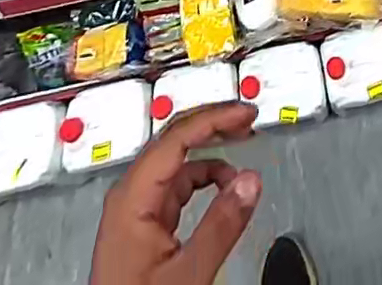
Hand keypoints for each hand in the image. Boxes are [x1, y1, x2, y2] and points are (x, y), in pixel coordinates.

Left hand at [90, 103, 262, 284]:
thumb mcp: (187, 276)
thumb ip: (221, 226)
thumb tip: (251, 180)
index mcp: (133, 195)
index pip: (177, 137)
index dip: (214, 118)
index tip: (245, 112)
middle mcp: (131, 192)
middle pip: (174, 138)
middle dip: (213, 122)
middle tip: (247, 117)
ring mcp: (136, 206)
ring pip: (176, 159)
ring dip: (211, 148)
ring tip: (242, 146)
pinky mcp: (145, 222)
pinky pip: (177, 183)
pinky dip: (204, 176)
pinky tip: (224, 184)